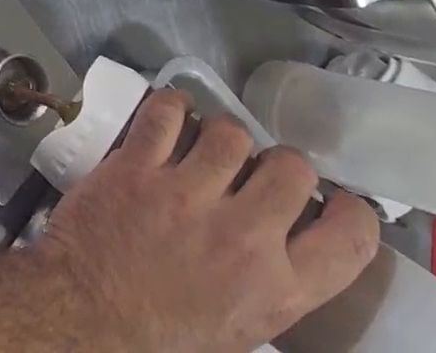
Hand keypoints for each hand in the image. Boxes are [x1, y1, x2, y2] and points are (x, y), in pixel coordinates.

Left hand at [37, 89, 378, 352]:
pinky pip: (165, 114)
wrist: (85, 313)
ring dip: (222, 134)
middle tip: (255, 169)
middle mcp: (243, 235)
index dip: (348, 209)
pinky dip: (172, 105)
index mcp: (280, 286)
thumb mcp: (244, 325)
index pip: (350, 235)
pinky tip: (173, 112)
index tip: (329, 198)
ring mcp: (185, 194)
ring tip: (208, 145)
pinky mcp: (135, 167)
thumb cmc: (163, 332)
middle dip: (278, 162)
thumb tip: (292, 240)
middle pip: (290, 167)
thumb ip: (275, 282)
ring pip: (229, 133)